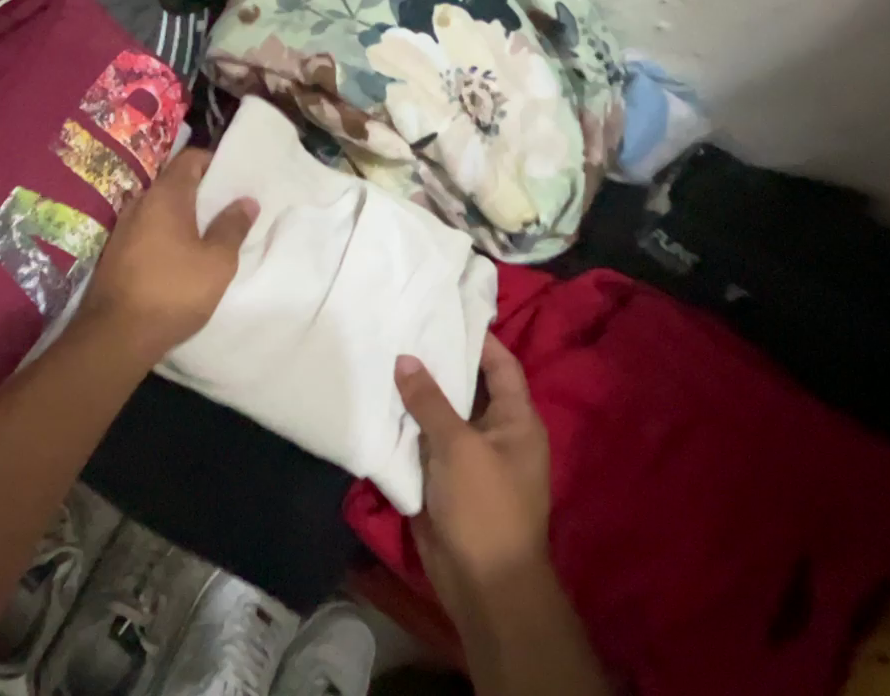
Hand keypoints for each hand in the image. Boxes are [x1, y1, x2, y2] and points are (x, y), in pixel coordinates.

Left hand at [79, 148, 256, 359]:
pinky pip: (148, 229)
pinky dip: (168, 232)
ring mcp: (123, 227)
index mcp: (164, 196)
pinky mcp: (117, 251)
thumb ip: (232, 227)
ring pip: (159, 208)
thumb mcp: (216, 262)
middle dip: (201, 190)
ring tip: (211, 230)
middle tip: (229, 205)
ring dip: (184, 214)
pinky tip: (184, 252)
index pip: (189, 159)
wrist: (118, 332)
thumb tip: (245, 200)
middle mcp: (139, 203)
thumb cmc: (174, 291)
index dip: (213, 162)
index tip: (235, 176)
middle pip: (173, 182)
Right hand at [396, 339, 552, 617]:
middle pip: (466, 386)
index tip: (443, 310)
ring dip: (413, 392)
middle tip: (398, 327)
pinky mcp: (440, 476)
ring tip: (378, 354)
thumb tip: (405, 358)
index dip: (478, 338)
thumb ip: (430, 401)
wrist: (482, 580)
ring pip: (438, 413)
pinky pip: (420, 440)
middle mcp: (494, 433)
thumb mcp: (458, 446)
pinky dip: (401, 423)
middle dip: (435, 362)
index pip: (501, 366)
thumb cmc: (485, 506)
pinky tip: (373, 400)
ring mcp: (466, 456)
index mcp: (516, 422)